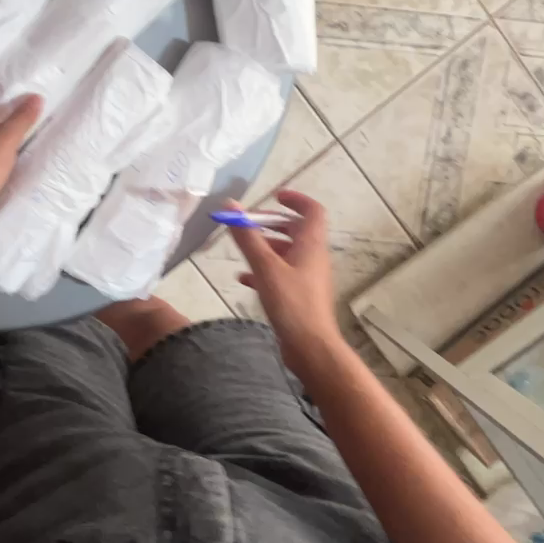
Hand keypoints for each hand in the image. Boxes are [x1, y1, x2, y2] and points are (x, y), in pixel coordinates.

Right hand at [228, 190, 346, 358]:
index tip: (274, 196)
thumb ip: (247, 236)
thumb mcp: (265, 267)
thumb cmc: (291, 303)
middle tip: (247, 225)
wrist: (310, 347)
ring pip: (286, 253)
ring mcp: (307, 278)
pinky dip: (263, 271)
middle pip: (295, 231)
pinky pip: (281, 274)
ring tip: (241, 251)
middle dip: (270, 224)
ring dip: (265, 248)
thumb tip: (230, 206)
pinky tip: (243, 279)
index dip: (296, 199)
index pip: (312, 211)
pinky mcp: (299, 296)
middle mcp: (313, 257)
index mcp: (311, 245)